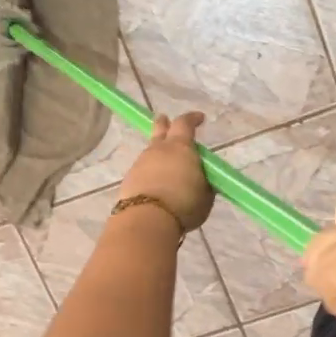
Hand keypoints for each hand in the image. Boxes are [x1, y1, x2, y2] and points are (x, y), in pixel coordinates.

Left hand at [117, 112, 215, 231]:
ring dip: (158, 153)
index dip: (192, 118)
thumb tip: (203, 180)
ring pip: (151, 151)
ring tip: (167, 165)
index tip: (199, 118)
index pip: (185, 123)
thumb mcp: (205, 195)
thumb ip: (204, 183)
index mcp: (181, 147)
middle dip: (164, 123)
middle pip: (160, 129)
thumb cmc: (184, 203)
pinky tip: (156, 184)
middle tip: (166, 120)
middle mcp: (159, 150)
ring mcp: (141, 163)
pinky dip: (151, 173)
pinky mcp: (130, 179)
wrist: (149, 218)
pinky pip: (143, 170)